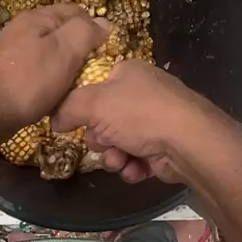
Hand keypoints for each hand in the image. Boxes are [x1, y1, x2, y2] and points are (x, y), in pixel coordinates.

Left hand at [0, 5, 105, 137]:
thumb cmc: (30, 81)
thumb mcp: (65, 51)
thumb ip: (85, 32)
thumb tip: (104, 22)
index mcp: (38, 17)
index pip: (77, 11)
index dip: (95, 28)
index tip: (106, 52)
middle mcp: (24, 28)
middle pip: (62, 32)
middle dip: (80, 49)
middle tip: (92, 71)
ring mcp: (14, 51)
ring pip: (51, 52)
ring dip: (66, 66)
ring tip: (76, 85)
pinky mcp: (9, 72)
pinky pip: (38, 70)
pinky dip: (50, 79)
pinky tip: (55, 94)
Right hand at [49, 59, 228, 183]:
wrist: (188, 143)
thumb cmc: (139, 114)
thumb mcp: (93, 103)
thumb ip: (67, 108)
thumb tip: (54, 119)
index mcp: (128, 73)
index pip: (93, 86)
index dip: (81, 106)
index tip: (73, 122)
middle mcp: (142, 94)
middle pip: (103, 120)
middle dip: (100, 139)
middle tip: (104, 143)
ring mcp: (155, 121)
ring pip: (117, 143)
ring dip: (114, 157)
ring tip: (121, 160)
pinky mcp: (163, 147)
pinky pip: (135, 159)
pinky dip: (132, 167)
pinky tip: (136, 169)